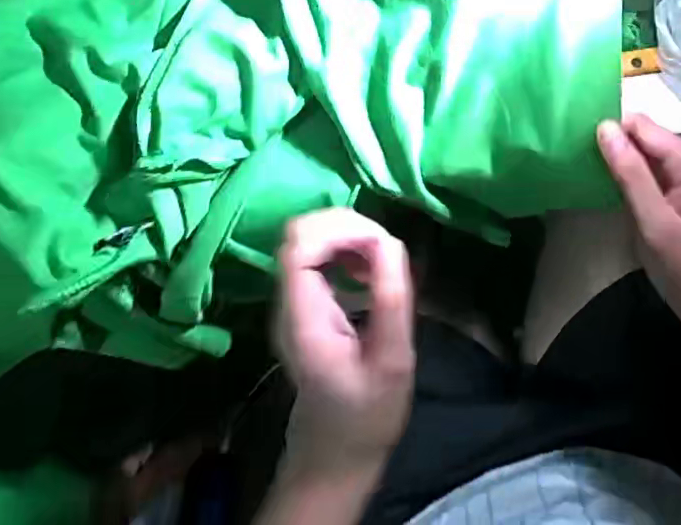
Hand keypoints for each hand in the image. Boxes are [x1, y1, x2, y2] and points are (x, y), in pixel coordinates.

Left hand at [271, 209, 415, 479]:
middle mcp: (287, 302)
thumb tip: (389, 240)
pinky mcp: (303, 300)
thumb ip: (391, 298)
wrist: (334, 455)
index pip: (300, 245)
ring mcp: (291, 300)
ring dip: (348, 234)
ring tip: (380, 260)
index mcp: (303, 318)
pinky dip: (345, 247)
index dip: (340, 229)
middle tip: (384, 250)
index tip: (379, 244)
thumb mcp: (392, 361)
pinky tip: (368, 270)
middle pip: (300, 232)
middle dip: (347, 226)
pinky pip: (316, 253)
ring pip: (308, 237)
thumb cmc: (366, 416)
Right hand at [597, 115, 680, 347]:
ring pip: (646, 151)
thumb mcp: (655, 225)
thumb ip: (630, 174)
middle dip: (615, 142)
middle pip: (645, 135)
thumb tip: (604, 127)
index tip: (579, 144)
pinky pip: (652, 168)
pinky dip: (631, 173)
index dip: (611, 130)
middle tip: (580, 160)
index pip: (643, 126)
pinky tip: (611, 185)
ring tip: (589, 169)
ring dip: (620, 158)